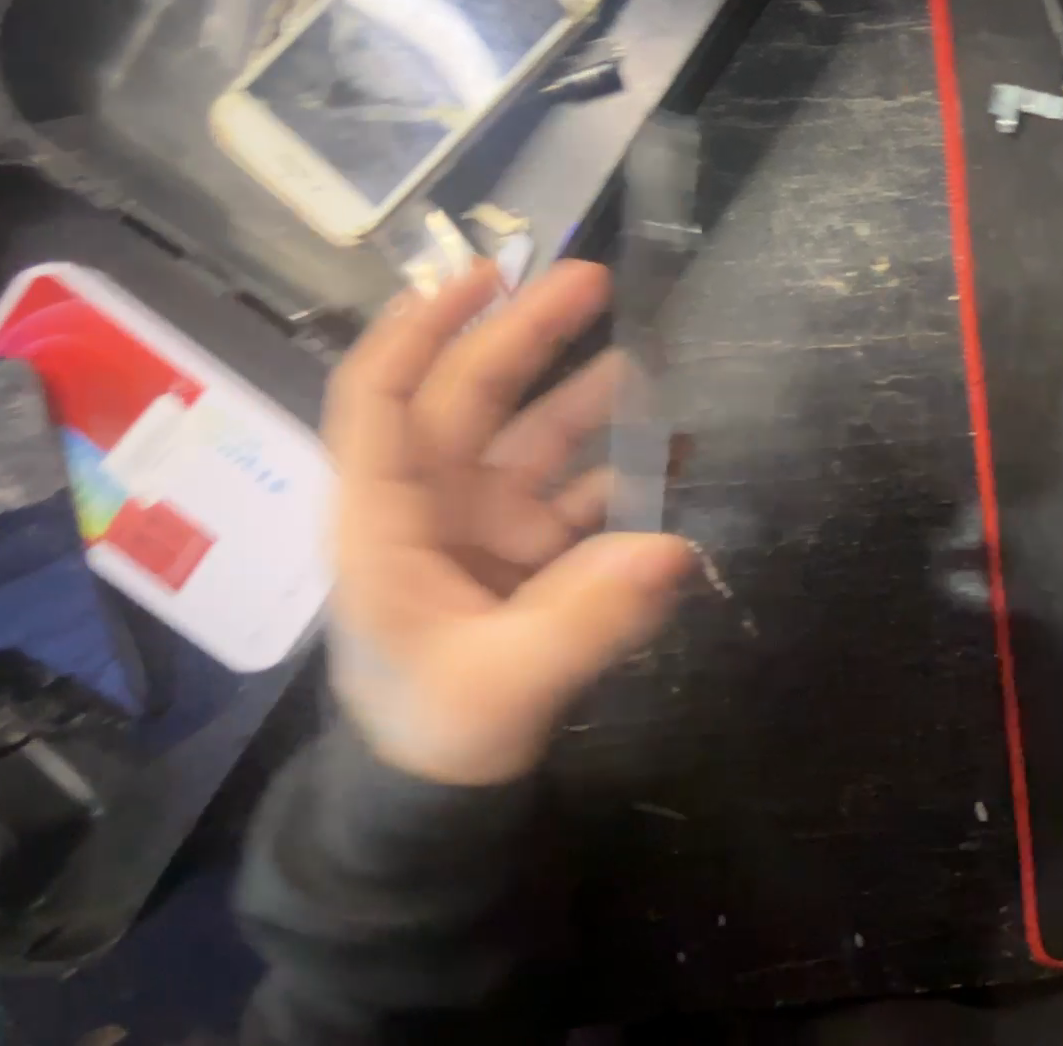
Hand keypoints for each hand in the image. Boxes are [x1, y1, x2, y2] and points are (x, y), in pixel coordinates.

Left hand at [325, 260, 693, 785]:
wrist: (443, 789)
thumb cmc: (440, 729)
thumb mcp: (507, 681)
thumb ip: (588, 618)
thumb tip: (677, 549)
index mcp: (388, 518)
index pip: (385, 397)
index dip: (424, 327)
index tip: (481, 273)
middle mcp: (435, 504)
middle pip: (474, 399)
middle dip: (528, 338)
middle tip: (595, 283)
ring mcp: (490, 526)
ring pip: (539, 441)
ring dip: (593, 402)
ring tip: (654, 367)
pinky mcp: (535, 553)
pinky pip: (584, 496)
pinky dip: (628, 475)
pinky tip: (675, 458)